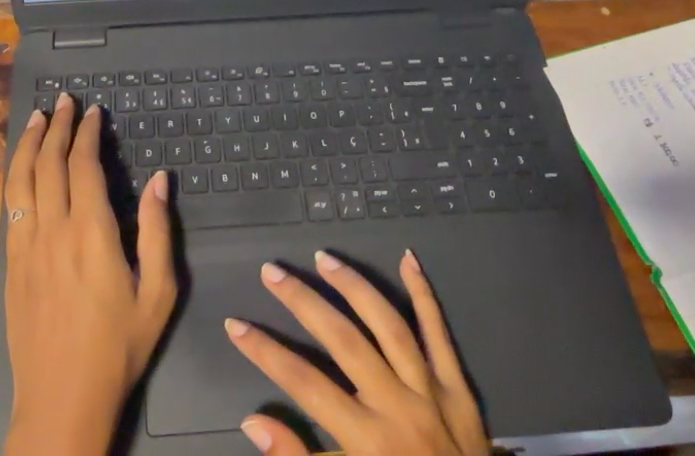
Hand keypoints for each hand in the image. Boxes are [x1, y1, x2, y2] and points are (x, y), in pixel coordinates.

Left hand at [2, 94, 177, 455]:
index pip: (84, 166)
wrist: (62, 398)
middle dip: (56, 126)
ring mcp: (25, 246)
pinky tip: (21, 167)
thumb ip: (158, 230)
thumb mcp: (158, 292)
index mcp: (92, 233)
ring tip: (36, 118)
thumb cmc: (119, 347)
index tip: (93, 112)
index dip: (87, 134)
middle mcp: (53, 230)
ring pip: (21, 180)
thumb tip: (159, 179)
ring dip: (28, 144)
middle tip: (64, 101)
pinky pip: (9, 206)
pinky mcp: (10, 265)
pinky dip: (15, 176)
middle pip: (48, 163)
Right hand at [225, 250, 489, 455]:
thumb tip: (252, 421)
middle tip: (272, 272)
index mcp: (366, 439)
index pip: (304, 383)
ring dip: (354, 287)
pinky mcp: (458, 387)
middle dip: (304, 302)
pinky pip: (440, 334)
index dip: (266, 352)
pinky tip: (408, 259)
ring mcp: (431, 390)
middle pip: (344, 340)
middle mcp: (397, 405)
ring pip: (389, 325)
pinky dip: (424, 295)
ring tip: (324, 258)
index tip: (236, 325)